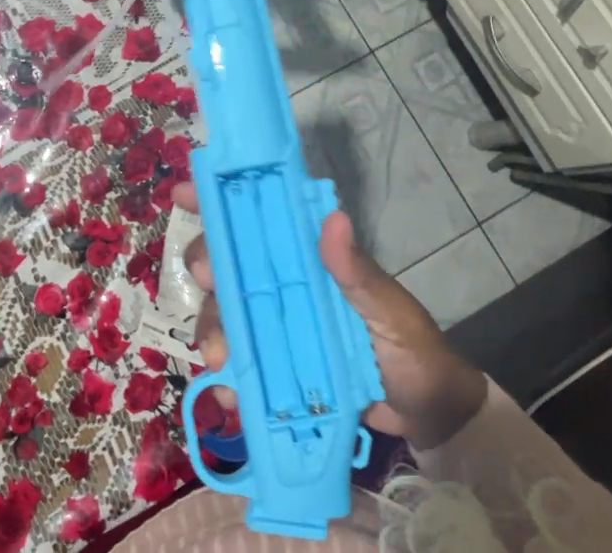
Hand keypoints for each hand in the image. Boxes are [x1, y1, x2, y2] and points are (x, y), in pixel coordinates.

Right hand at [178, 182, 487, 448]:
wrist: (428, 419)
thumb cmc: (414, 351)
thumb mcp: (392, 312)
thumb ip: (359, 274)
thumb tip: (334, 219)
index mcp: (310, 260)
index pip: (261, 221)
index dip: (219, 203)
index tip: (183, 194)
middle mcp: (283, 286)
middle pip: (228, 263)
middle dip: (205, 265)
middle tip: (206, 280)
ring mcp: (273, 328)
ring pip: (223, 313)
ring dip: (212, 330)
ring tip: (219, 363)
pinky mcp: (272, 369)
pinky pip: (234, 365)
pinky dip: (225, 377)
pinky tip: (230, 392)